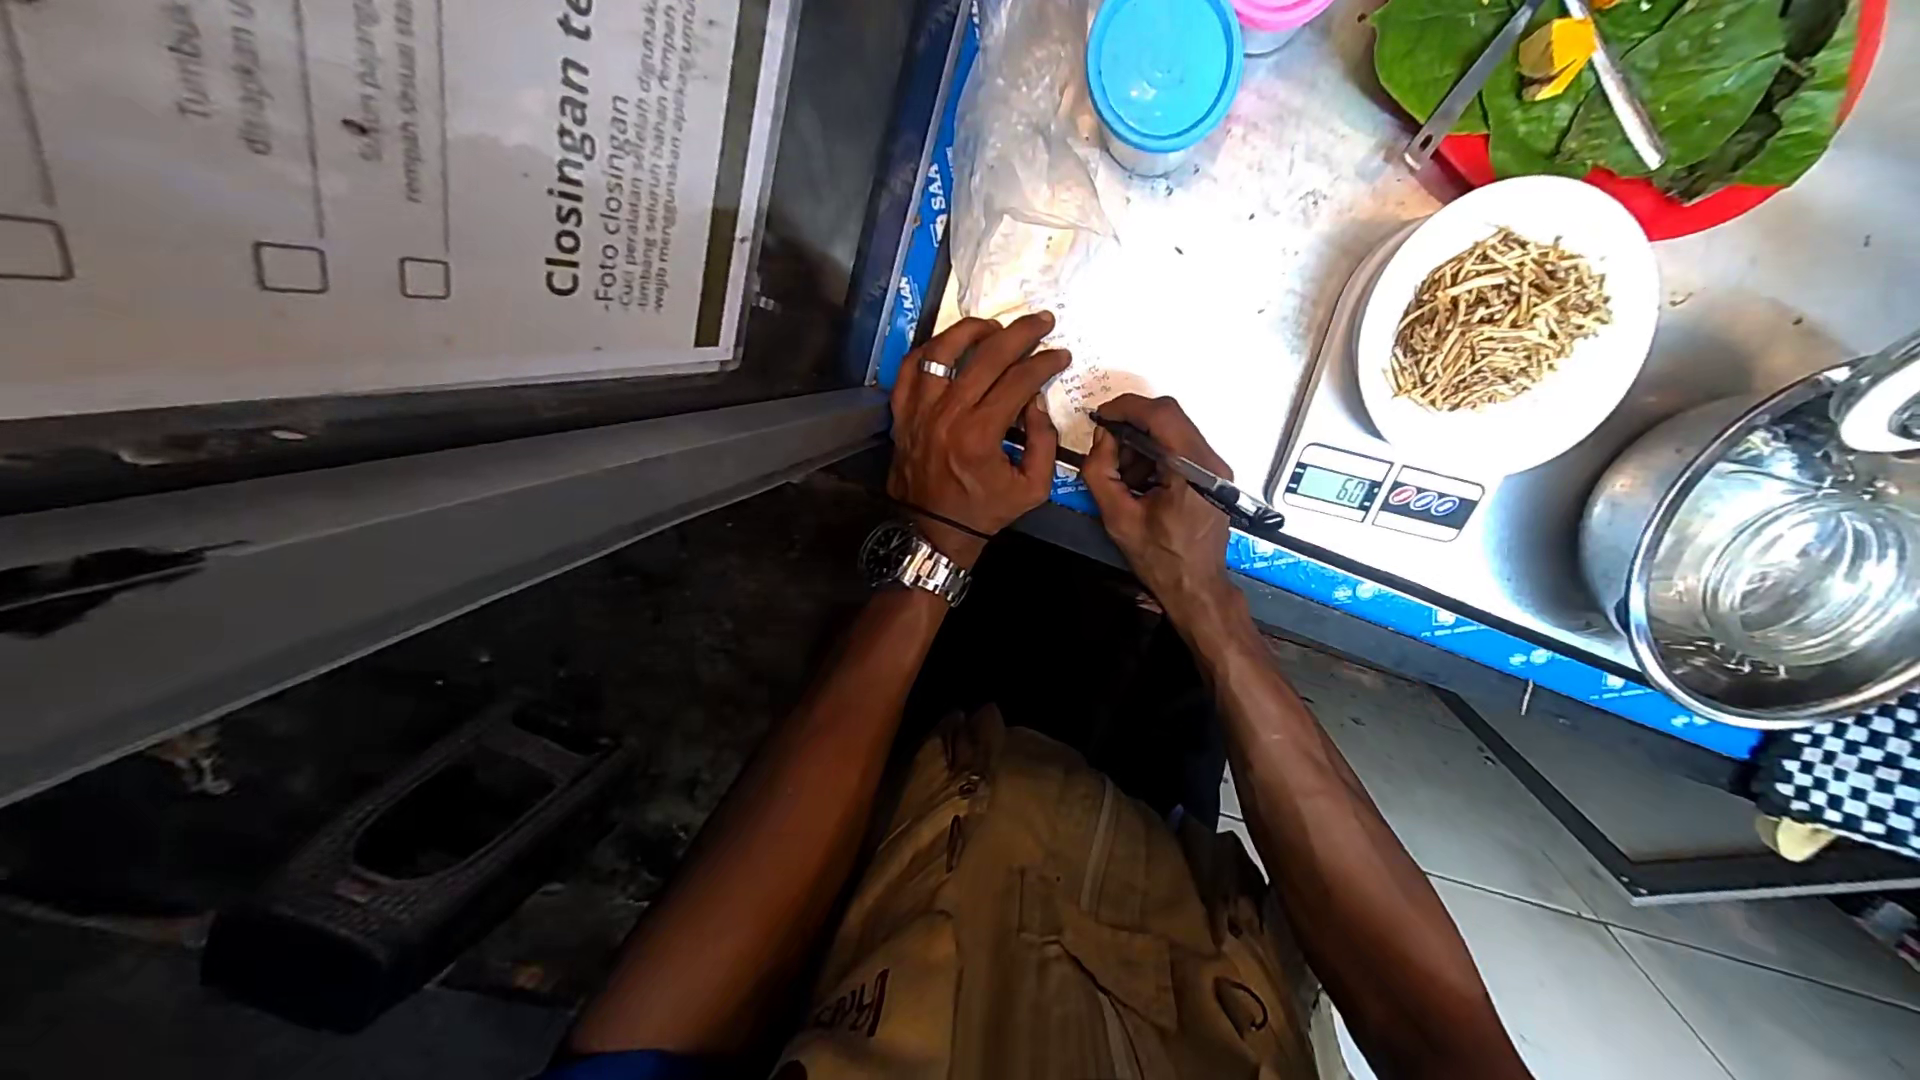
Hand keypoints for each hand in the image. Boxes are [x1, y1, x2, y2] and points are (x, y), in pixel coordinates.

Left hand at [888, 313, 1070, 565]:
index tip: (1060, 355)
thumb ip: (1043, 442)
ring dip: (972, 331)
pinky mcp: (903, 413)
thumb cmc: (983, 512)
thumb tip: (1035, 400)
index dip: (1045, 362)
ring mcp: (920, 411)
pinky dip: (929, 351)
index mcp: (980, 435)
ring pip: (943, 352)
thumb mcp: (1032, 488)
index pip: (1019, 381)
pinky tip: (949, 345)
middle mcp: (948, 414)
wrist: (933, 529)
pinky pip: (909, 369)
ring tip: (995, 326)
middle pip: (988, 357)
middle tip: (1042, 322)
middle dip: (1021, 333)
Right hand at [1082, 394, 1245, 636]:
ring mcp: (1215, 467)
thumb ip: (1101, 472)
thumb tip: (1101, 438)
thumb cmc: (1163, 561)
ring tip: (1123, 476)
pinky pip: (1178, 448)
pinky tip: (1140, 484)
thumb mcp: (1117, 518)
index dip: (1126, 408)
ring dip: (1141, 444)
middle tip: (1107, 449)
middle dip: (1131, 428)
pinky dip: (1153, 456)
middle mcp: (1212, 462)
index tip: (1102, 416)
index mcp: (1193, 471)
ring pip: (1172, 431)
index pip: (1161, 415)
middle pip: (1168, 418)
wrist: (1196, 587)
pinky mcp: (1211, 474)